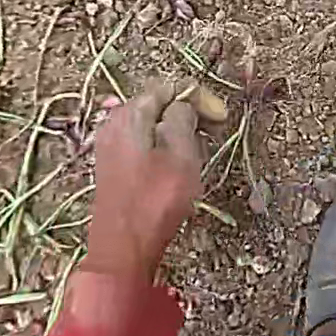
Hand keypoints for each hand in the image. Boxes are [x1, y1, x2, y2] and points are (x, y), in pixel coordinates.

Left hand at [83, 82, 205, 283]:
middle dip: (193, 113)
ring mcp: (113, 146)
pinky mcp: (117, 166)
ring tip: (202, 150)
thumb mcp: (181, 151)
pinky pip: (149, 141)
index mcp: (130, 116)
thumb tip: (183, 104)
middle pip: (162, 103)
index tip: (221, 119)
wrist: (123, 249)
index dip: (200, 98)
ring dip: (183, 130)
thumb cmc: (156, 199)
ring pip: (157, 124)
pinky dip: (169, 144)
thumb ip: (183, 117)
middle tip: (216, 133)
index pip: (171, 87)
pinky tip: (182, 164)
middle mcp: (115, 124)